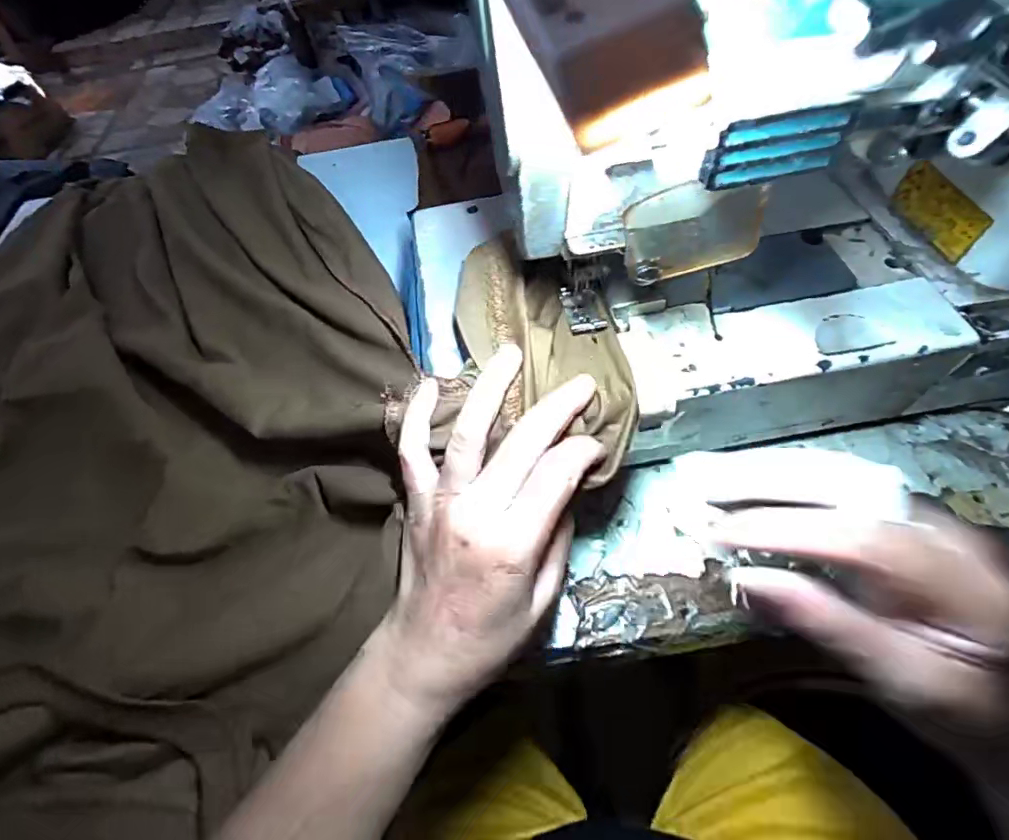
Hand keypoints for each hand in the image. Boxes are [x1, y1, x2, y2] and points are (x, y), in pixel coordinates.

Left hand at [377, 345, 604, 715]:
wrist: (422, 655)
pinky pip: (411, 449)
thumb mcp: (543, 598)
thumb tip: (570, 481)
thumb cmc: (491, 637)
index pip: (556, 474)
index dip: (583, 450)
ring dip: (491, 388)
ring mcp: (439, 501)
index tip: (597, 442)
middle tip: (582, 385)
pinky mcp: (415, 499)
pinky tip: (433, 382)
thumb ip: (558, 535)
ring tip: (510, 353)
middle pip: (521, 443)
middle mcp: (474, 513)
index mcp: (512, 544)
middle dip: (557, 408)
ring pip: (466, 432)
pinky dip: (417, 413)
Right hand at [712, 478, 1008, 738]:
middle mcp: (958, 534)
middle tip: (711, 491)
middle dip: (775, 485)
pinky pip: (850, 485)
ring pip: (849, 477)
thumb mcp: (895, 680)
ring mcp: (939, 517)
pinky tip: (759, 483)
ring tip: (724, 478)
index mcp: (971, 587)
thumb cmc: (956, 710)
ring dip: (781, 475)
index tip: (726, 534)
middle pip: (855, 489)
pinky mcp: (915, 513)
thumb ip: (826, 623)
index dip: (789, 530)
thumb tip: (745, 579)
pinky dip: (798, 481)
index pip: (866, 539)